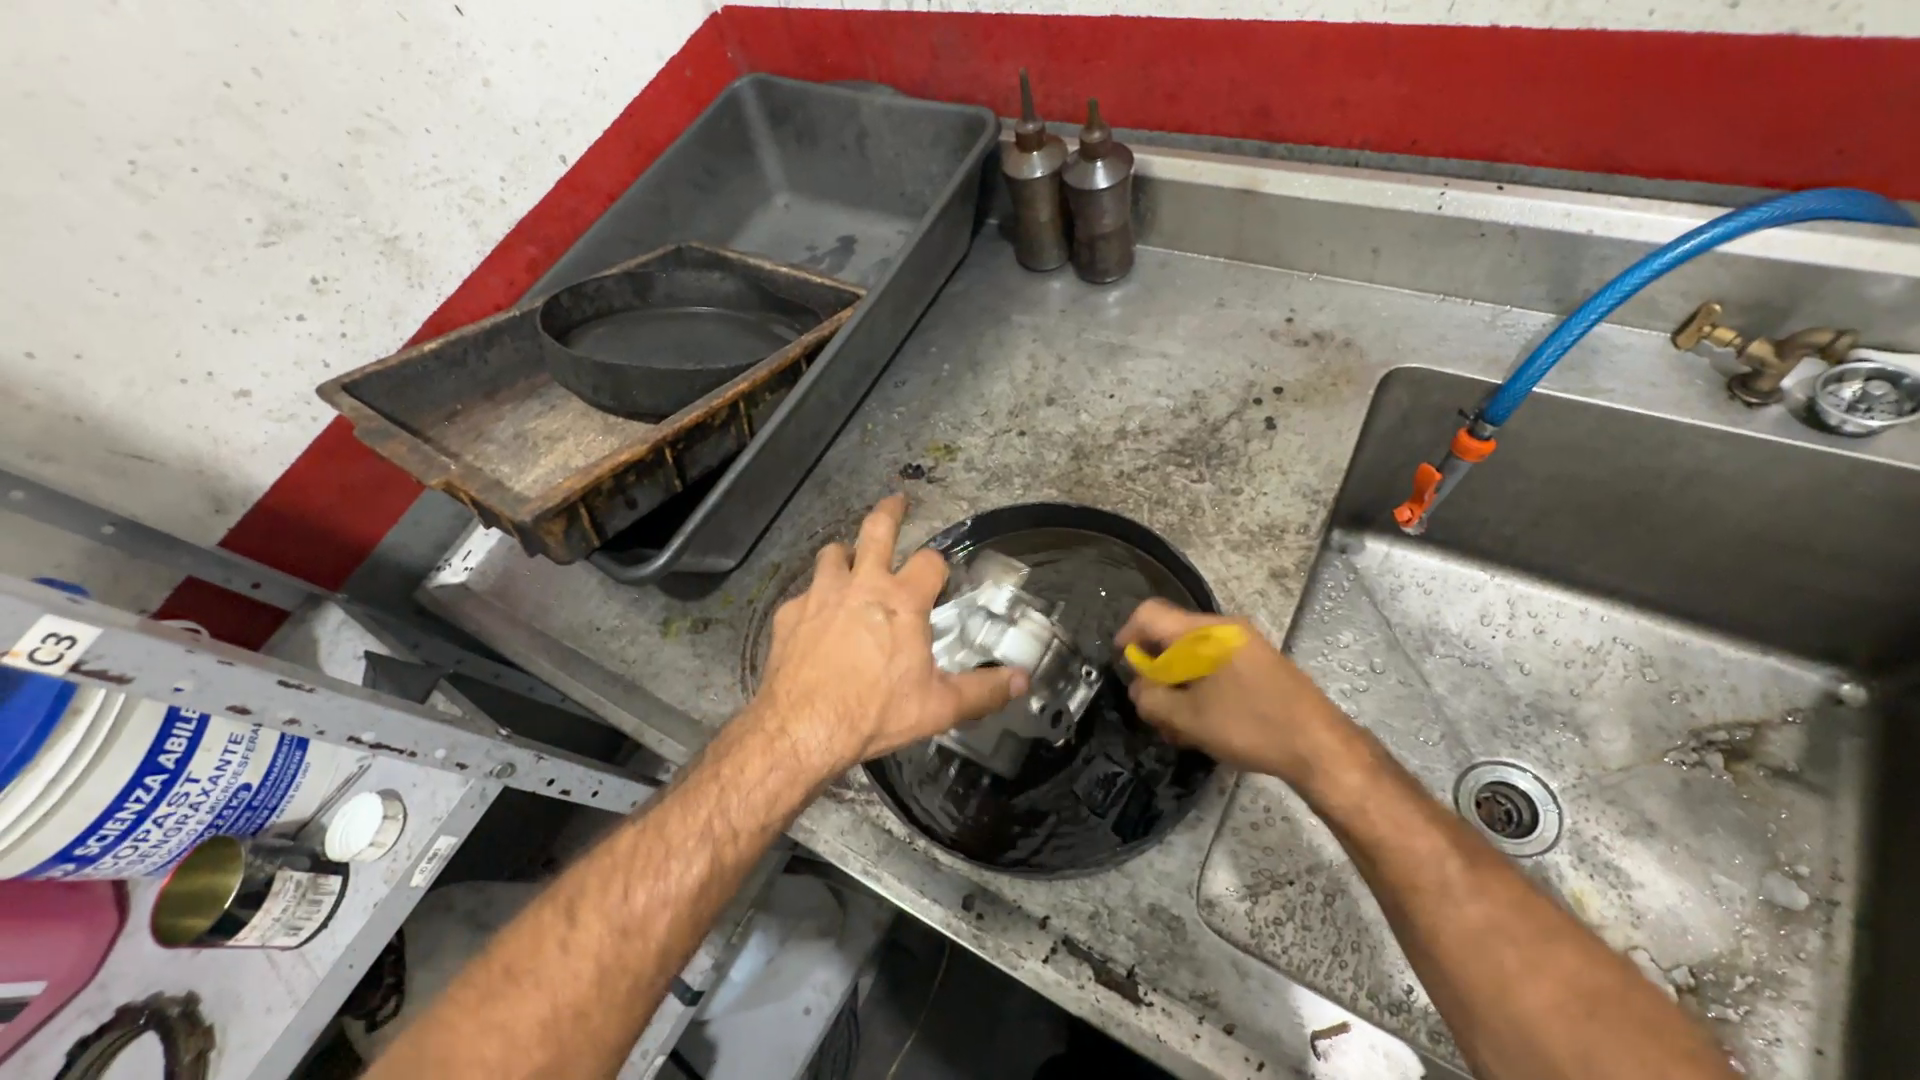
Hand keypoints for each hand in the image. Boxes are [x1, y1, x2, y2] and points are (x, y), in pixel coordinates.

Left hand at [745, 495, 1026, 775]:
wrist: (803, 728)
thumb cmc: (874, 713)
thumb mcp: (939, 707)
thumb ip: (984, 691)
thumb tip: (1021, 680)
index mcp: (902, 601)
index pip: (929, 561)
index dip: (938, 565)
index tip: (939, 574)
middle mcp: (861, 585)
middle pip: (876, 530)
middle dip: (889, 512)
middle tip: (896, 501)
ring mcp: (820, 595)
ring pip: (833, 554)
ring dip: (845, 555)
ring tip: (850, 562)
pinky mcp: (790, 614)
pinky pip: (805, 593)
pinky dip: (814, 598)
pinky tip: (816, 618)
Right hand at [1115, 599, 1356, 785]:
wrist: (1320, 746)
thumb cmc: (1251, 726)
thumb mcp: (1188, 718)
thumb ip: (1151, 699)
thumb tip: (1139, 689)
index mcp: (1207, 632)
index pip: (1150, 613)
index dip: (1127, 635)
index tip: (1122, 665)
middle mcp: (1225, 630)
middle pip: (1171, 638)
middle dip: (1155, 673)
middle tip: (1152, 708)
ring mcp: (1245, 647)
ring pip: (1192, 659)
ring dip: (1177, 688)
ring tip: (1178, 728)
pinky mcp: (1258, 667)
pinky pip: (1214, 669)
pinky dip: (1199, 691)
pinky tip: (1203, 726)